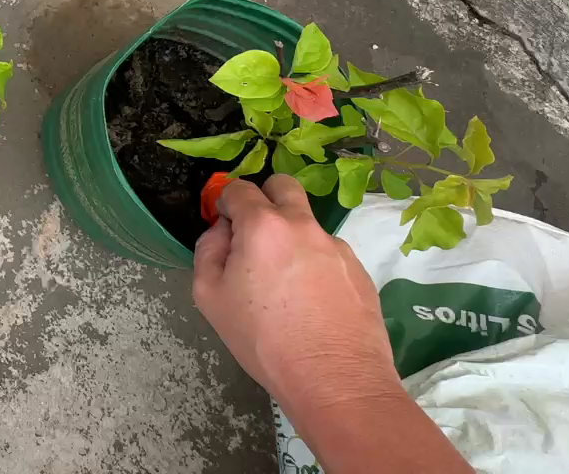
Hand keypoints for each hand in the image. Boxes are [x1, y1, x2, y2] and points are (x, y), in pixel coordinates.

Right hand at [191, 175, 399, 410]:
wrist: (337, 383)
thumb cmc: (264, 338)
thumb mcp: (209, 295)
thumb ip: (208, 249)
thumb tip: (223, 232)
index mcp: (262, 225)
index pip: (238, 188)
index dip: (226, 204)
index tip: (225, 229)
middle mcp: (302, 225)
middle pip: (283, 185)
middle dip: (265, 197)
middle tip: (257, 233)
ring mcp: (336, 246)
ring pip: (307, 223)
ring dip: (292, 237)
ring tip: (287, 282)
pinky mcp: (360, 270)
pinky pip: (329, 252)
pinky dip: (316, 264)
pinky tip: (312, 301)